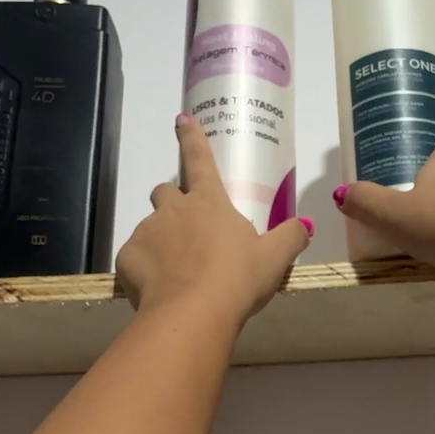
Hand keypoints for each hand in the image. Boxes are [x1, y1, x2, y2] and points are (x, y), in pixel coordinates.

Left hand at [117, 114, 311, 321]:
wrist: (194, 313)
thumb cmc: (238, 279)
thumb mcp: (275, 259)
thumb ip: (291, 237)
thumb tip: (306, 225)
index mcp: (209, 202)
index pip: (199, 158)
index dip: (192, 137)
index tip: (182, 120)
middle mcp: (174, 209)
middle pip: (165, 192)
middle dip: (173, 203)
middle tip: (188, 232)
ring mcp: (147, 231)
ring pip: (150, 227)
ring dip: (162, 242)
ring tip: (179, 274)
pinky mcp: (127, 258)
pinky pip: (135, 259)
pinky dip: (146, 271)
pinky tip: (161, 290)